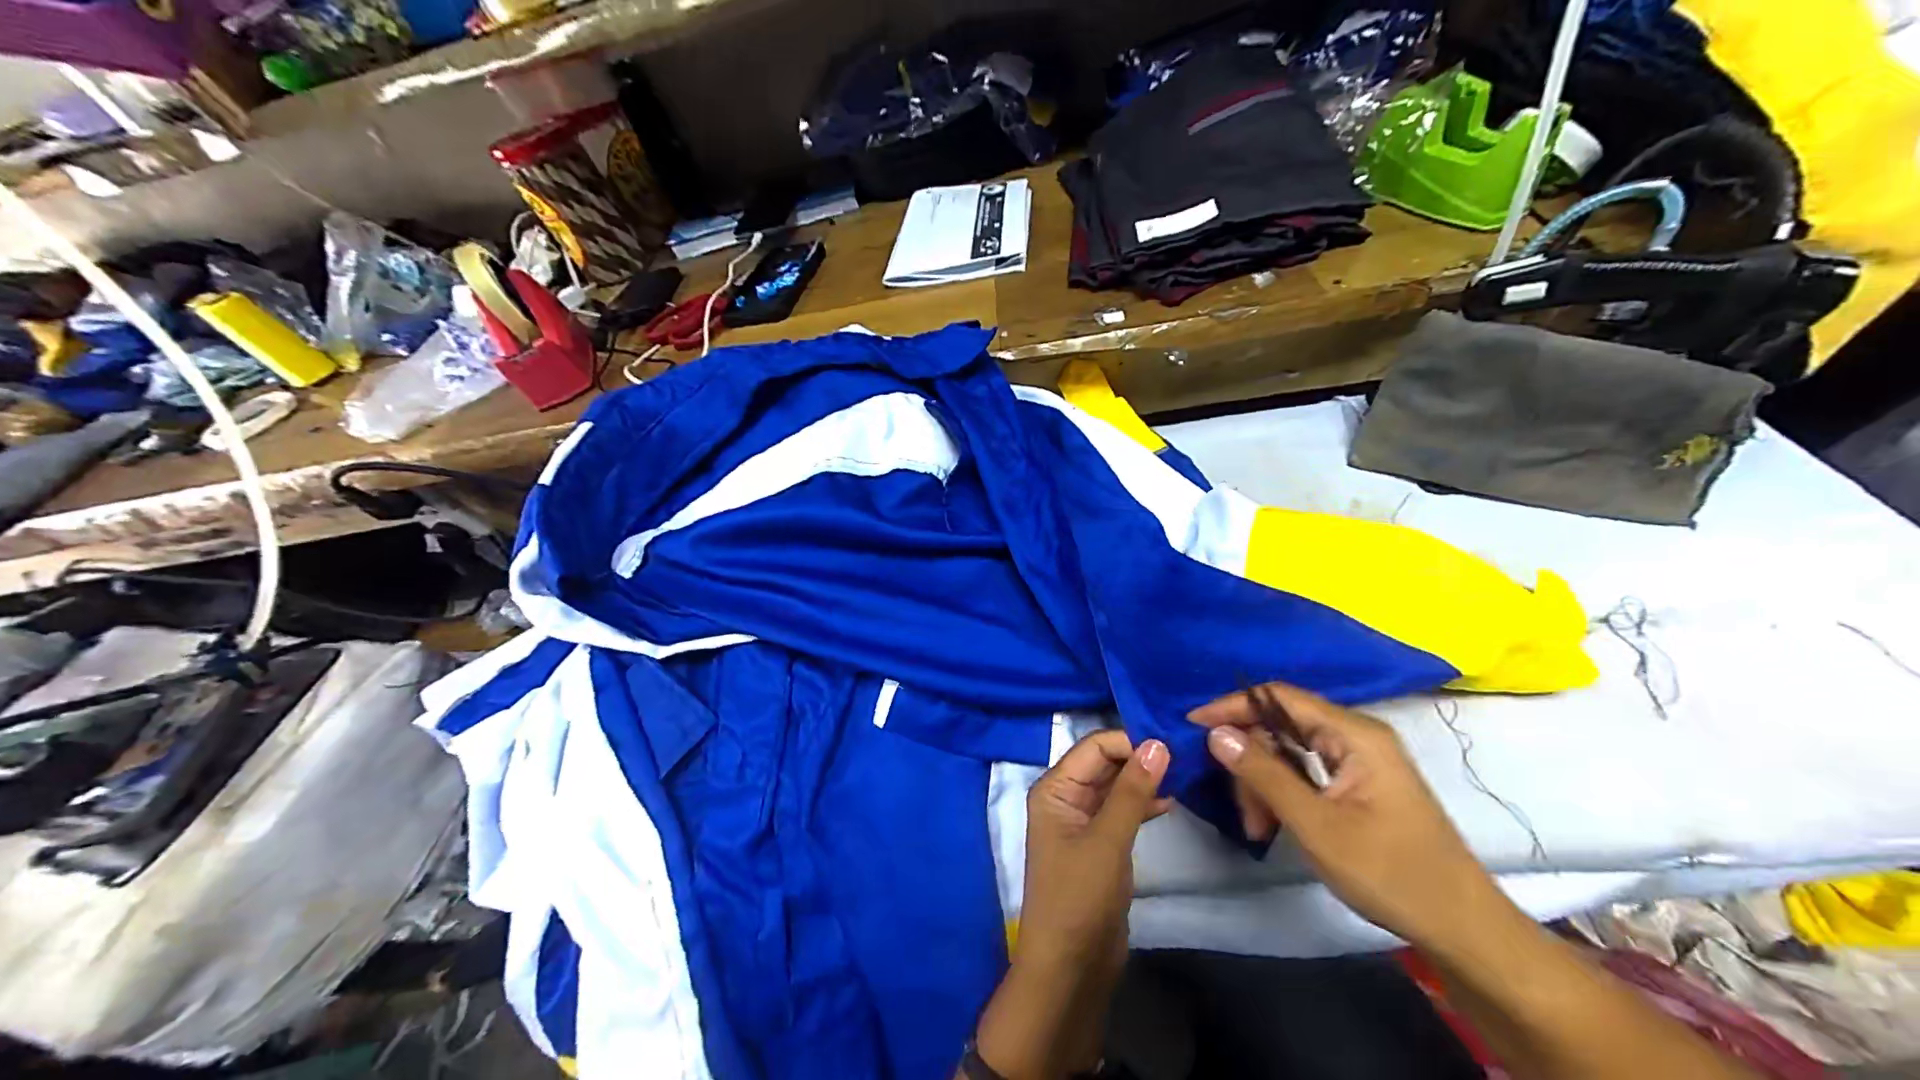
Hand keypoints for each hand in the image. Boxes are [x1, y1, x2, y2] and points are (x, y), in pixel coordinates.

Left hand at [973, 731, 1169, 1078]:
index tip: (1174, 741)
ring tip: (1186, 772)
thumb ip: (1132, 791)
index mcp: (1055, 788)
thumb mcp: (1107, 840)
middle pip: (1105, 762)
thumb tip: (1158, 743)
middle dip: (1141, 756)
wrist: (1070, 965)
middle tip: (1188, 752)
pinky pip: (1123, 810)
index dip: (1131, 740)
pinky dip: (1145, 803)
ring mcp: (1084, 820)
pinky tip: (1172, 800)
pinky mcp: (1102, 843)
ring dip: (1146, 778)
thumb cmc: (1079, 897)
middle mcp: (1066, 797)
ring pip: (1117, 785)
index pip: (1094, 746)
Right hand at [1187, 683, 1504, 954]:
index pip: (1279, 698)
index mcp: (1355, 734)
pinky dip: (1284, 793)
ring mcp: (1361, 760)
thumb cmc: (1391, 872)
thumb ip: (1264, 774)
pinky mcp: (1360, 784)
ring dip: (1265, 784)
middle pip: (1282, 727)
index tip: (1193, 725)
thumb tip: (1216, 733)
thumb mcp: (1316, 825)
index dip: (1233, 706)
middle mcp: (1358, 736)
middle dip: (1251, 761)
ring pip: (1290, 753)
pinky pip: (1307, 772)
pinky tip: (1274, 824)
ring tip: (1258, 828)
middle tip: (1241, 808)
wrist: (1462, 927)